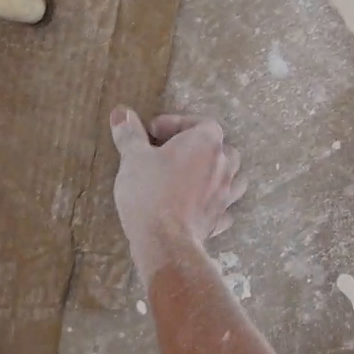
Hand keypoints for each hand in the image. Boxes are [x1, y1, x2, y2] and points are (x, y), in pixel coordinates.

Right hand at [108, 107, 245, 285]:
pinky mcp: (219, 220)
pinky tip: (200, 207)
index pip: (200, 123)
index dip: (176, 124)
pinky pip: (223, 208)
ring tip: (194, 177)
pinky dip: (214, 204)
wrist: (164, 241)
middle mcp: (223, 166)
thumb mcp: (133, 158)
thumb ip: (130, 134)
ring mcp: (225, 195)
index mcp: (206, 143)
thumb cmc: (150, 192)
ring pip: (232, 177)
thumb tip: (121, 112)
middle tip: (173, 155)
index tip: (152, 133)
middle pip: (221, 148)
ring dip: (216, 174)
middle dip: (200, 149)